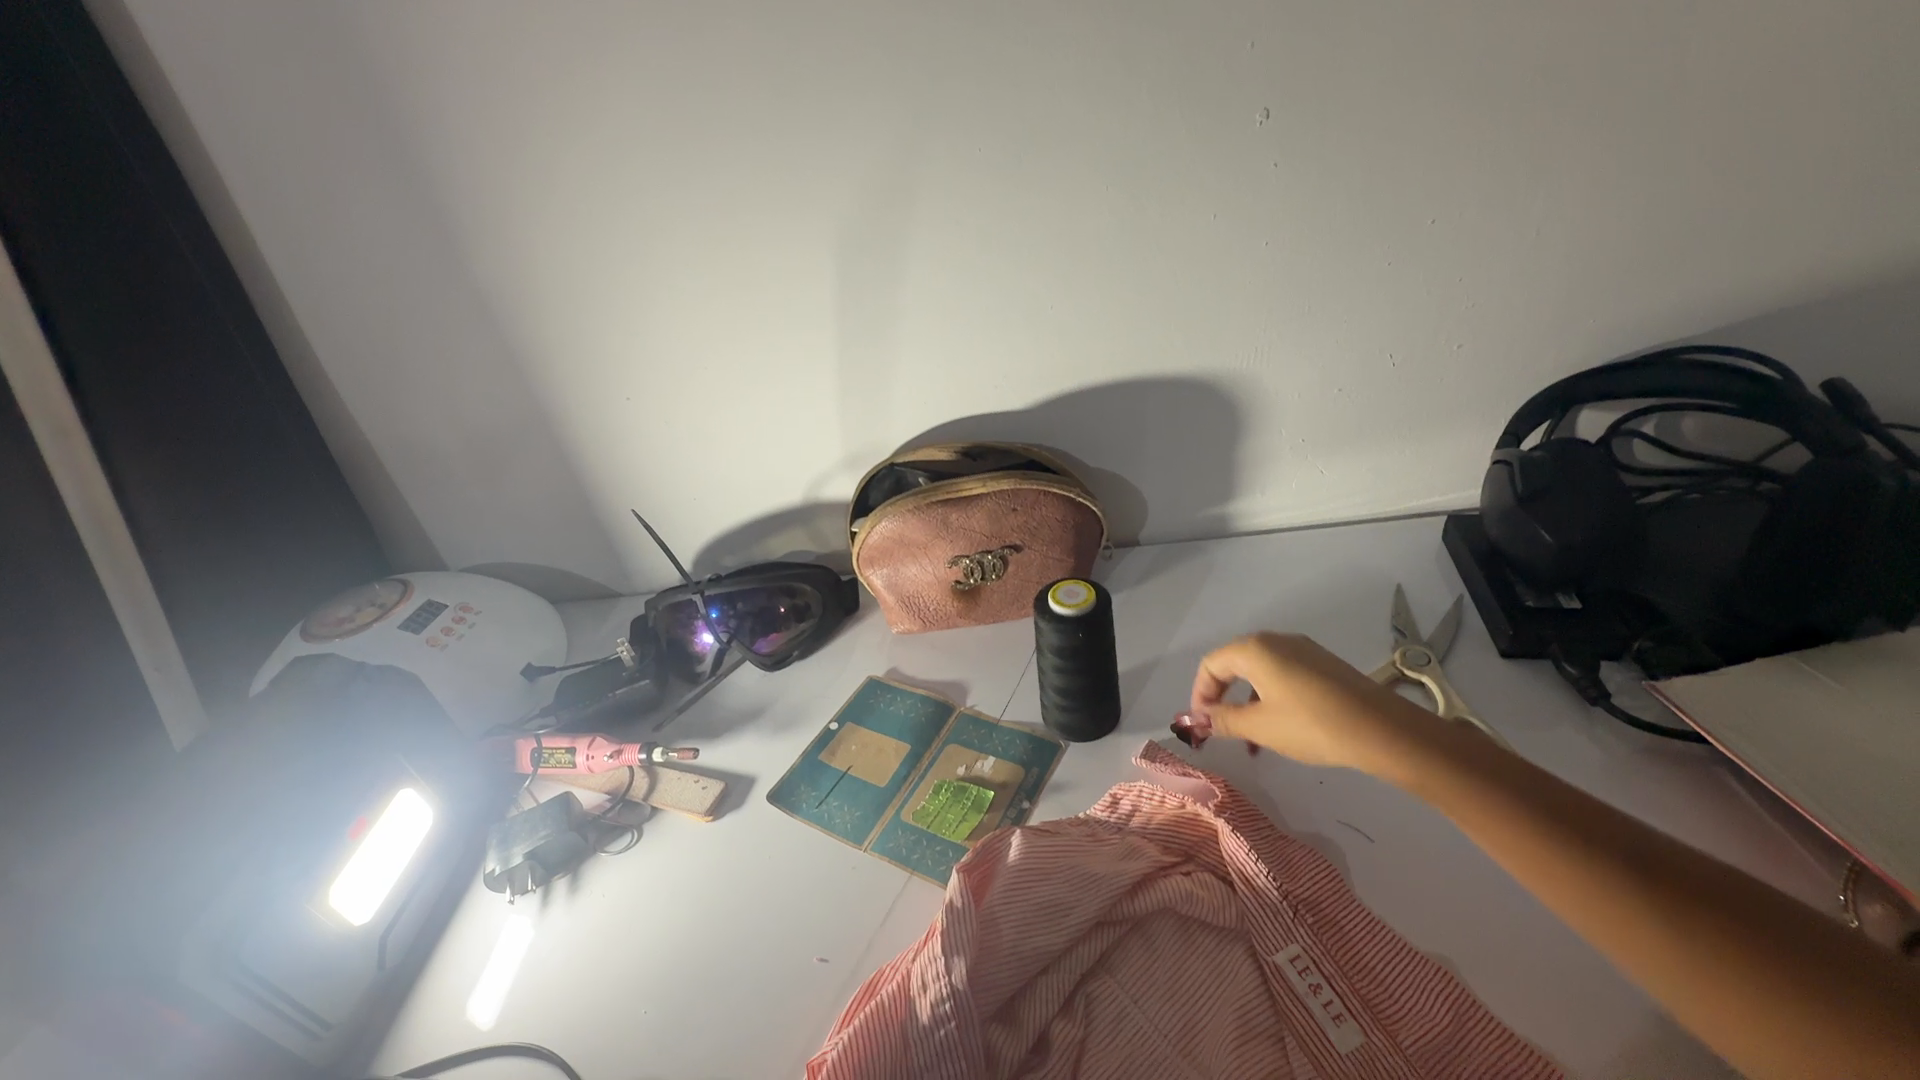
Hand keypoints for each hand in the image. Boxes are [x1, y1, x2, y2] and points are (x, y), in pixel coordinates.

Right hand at [1185, 632, 1441, 774]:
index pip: (1211, 665)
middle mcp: (1276, 641)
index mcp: (1254, 649)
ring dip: (1247, 702)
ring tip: (1251, 739)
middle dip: (1222, 698)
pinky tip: (1281, 728)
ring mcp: (1303, 650)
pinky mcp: (1323, 665)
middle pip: (1234, 664)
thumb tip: (1196, 718)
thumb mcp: (1260, 727)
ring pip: (1260, 672)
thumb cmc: (1311, 725)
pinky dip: (1271, 698)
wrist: (1381, 729)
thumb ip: (1223, 719)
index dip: (1199, 694)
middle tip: (1221, 730)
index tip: (1201, 725)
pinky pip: (1283, 675)